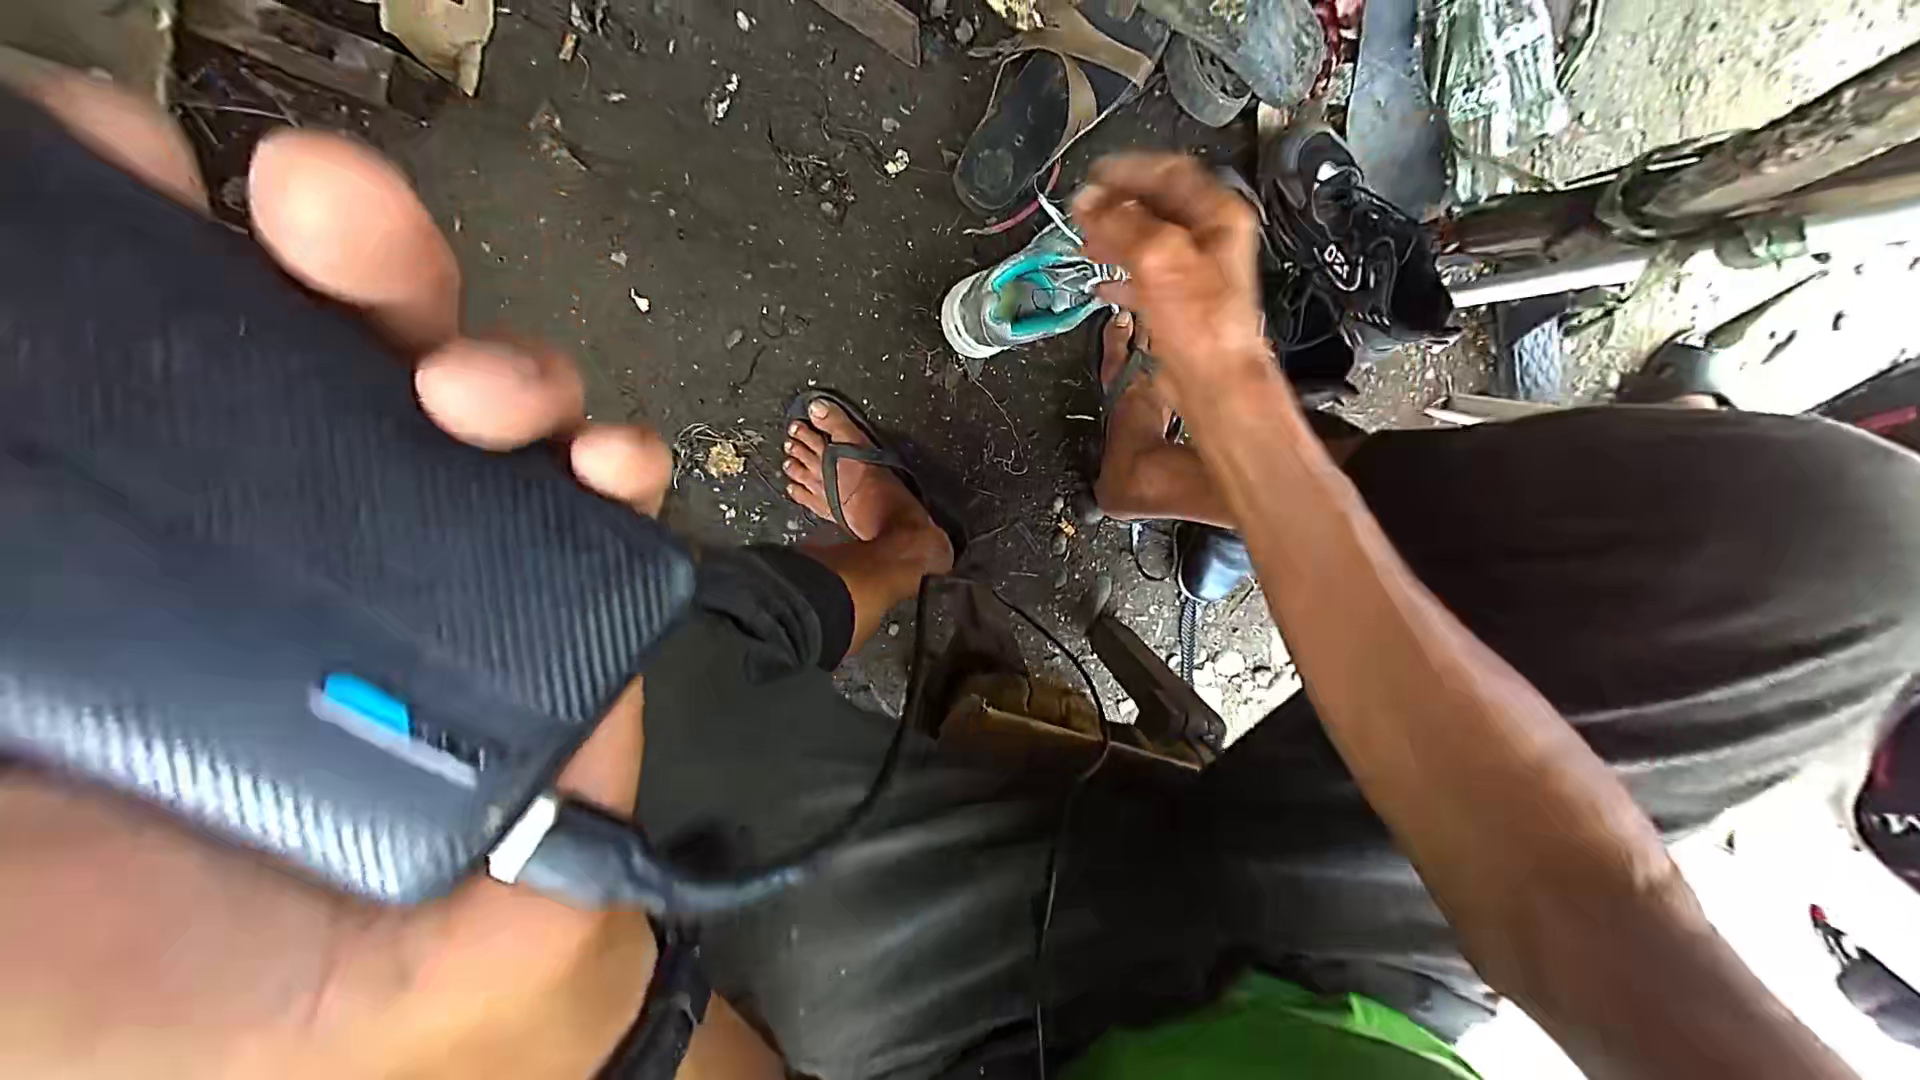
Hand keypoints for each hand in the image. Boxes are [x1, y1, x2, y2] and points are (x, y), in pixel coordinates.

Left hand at [0, 67, 686, 1078]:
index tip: (130, 161)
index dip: (132, 242)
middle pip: (349, 344)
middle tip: (344, 207)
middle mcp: (332, 513)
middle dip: (354, 262)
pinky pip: (616, 500)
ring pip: (504, 404)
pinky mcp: (584, 593)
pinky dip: (622, 461)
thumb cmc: (141, 961)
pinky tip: (617, 461)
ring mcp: (476, 549)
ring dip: (509, 365)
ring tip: (488, 397)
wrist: (405, 998)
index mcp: (165, 534)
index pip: (155, 351)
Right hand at [1073, 154, 1277, 410]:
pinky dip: (1119, 279)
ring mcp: (1191, 276)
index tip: (1096, 176)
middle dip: (1116, 209)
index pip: (1170, 174)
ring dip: (1113, 242)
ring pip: (1145, 245)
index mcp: (1217, 218)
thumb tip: (1090, 203)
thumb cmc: (1203, 326)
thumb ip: (1122, 225)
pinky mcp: (1176, 306)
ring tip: (1086, 242)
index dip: (1130, 171)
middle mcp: (1207, 243)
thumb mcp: (1157, 259)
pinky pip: (1142, 282)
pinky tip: (1102, 285)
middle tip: (1085, 210)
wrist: (1210, 378)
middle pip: (1155, 210)